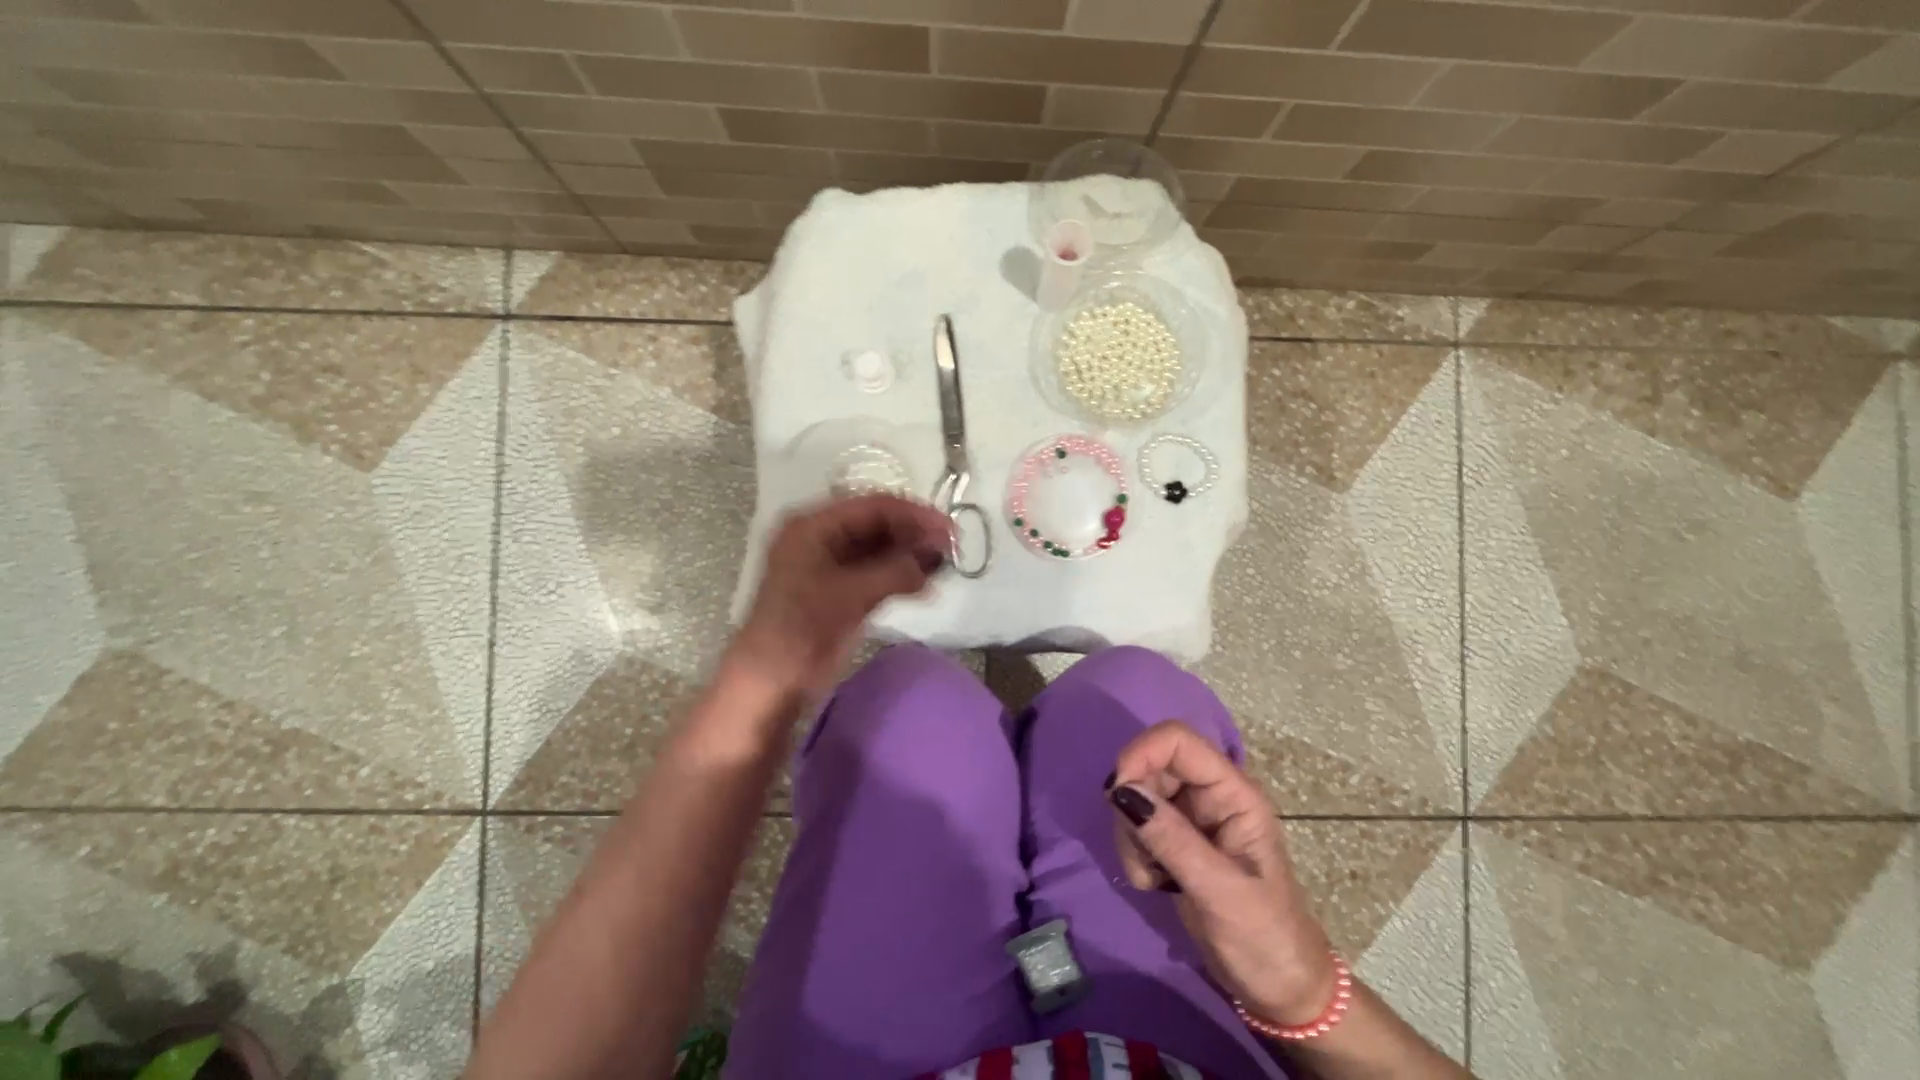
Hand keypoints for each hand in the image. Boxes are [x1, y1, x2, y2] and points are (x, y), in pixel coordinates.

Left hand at [730, 494, 951, 694]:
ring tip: (944, 565)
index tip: (950, 530)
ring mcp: (828, 564)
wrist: (769, 682)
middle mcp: (820, 537)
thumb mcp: (850, 595)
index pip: (871, 506)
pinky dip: (899, 575)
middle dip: (914, 534)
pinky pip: (875, 572)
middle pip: (876, 524)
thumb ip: (896, 570)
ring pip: (878, 548)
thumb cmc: (799, 630)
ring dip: (910, 555)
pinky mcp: (838, 591)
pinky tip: (926, 583)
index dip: (914, 514)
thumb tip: (936, 555)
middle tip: (952, 549)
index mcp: (812, 526)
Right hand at [1108, 721, 1338, 1025]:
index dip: (1141, 754)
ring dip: (1131, 836)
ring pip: (1138, 797)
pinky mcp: (1177, 844)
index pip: (1178, 740)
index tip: (1117, 795)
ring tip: (1153, 878)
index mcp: (1235, 794)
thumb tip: (1122, 791)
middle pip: (1151, 767)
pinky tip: (1154, 883)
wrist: (1280, 989)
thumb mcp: (1219, 891)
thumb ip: (1172, 839)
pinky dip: (1134, 851)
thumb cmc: (1265, 939)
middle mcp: (1212, 797)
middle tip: (1140, 856)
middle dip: (1132, 805)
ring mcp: (1193, 820)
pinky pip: (1137, 826)